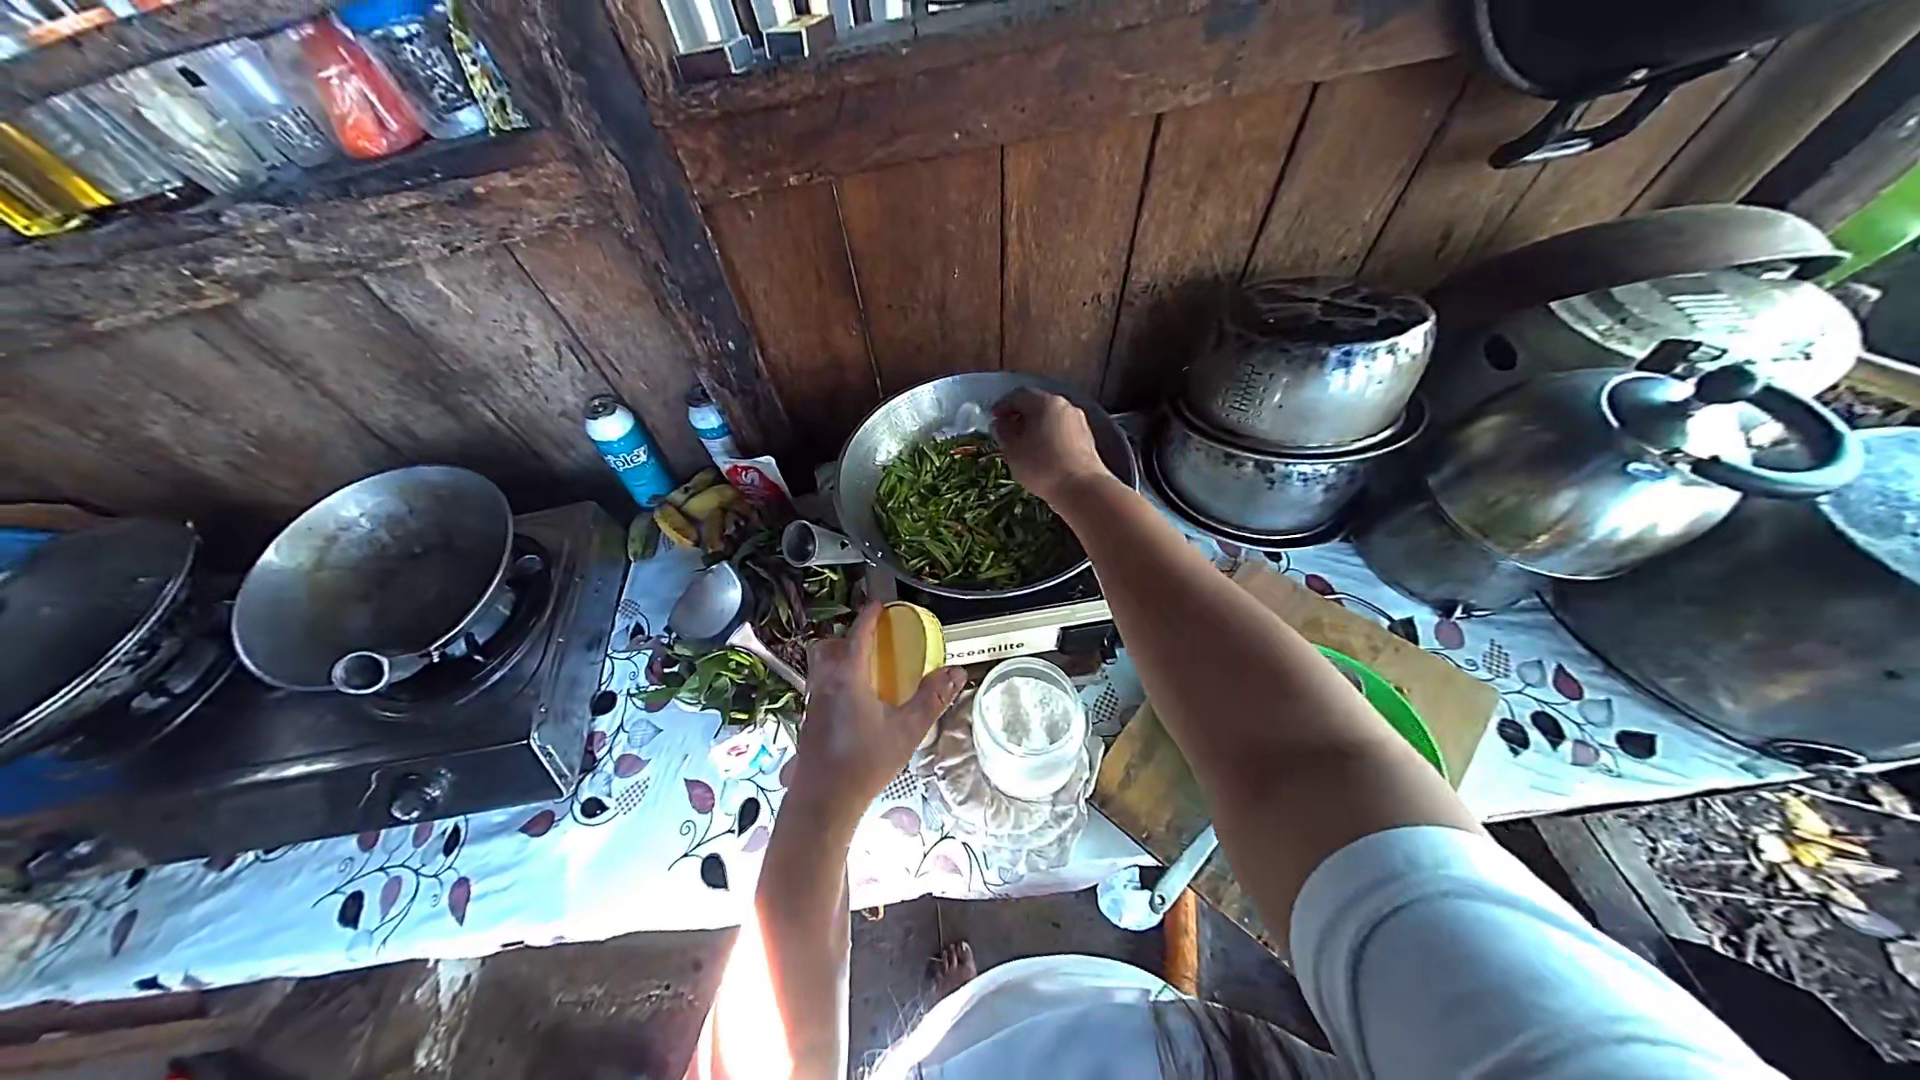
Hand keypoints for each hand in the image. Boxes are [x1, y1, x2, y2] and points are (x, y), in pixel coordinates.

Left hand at [786, 604, 966, 826]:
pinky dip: (836, 680)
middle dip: (846, 637)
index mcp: (847, 677)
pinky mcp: (809, 720)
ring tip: (866, 669)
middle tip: (871, 642)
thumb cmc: (865, 762)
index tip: (880, 606)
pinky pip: (820, 686)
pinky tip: (856, 701)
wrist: (824, 801)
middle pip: (827, 646)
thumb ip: (932, 698)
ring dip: (839, 658)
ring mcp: (812, 702)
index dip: (868, 617)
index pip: (857, 635)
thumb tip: (956, 672)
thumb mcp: (907, 730)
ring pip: (820, 666)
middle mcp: (824, 683)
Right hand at [991, 388, 1109, 504]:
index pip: (1018, 395)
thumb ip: (1003, 432)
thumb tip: (1001, 424)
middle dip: (1019, 416)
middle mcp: (1064, 406)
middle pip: (1037, 404)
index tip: (993, 418)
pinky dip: (1049, 437)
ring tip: (1023, 446)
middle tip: (1006, 432)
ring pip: (1050, 418)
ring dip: (1035, 427)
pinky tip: (1042, 454)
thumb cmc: (1043, 467)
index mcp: (1045, 403)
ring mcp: (1078, 421)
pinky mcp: (1086, 438)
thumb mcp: (1013, 450)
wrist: (1082, 488)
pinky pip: (1062, 431)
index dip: (1002, 406)